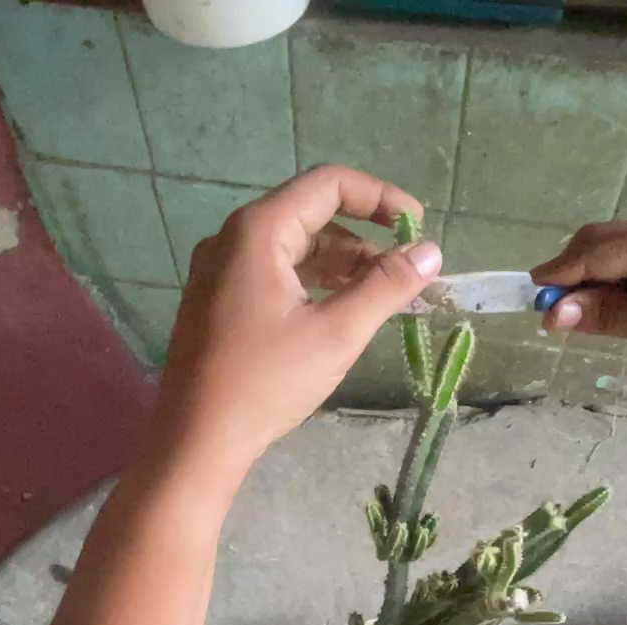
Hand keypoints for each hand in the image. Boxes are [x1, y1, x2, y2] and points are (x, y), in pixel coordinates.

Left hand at [156, 166, 442, 473]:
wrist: (197, 438)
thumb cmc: (266, 382)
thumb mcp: (336, 335)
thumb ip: (386, 288)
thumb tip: (430, 253)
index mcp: (258, 232)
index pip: (328, 185)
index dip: (380, 197)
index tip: (416, 228)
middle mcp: (232, 240)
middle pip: (309, 216)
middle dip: (363, 239)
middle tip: (402, 275)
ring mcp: (218, 272)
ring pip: (291, 250)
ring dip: (338, 266)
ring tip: (378, 298)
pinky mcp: (216, 303)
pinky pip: (272, 276)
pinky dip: (310, 285)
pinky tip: (335, 314)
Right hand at [532, 217, 626, 394]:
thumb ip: (606, 316)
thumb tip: (554, 313)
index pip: (599, 250)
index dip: (561, 272)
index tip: (529, 296)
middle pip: (603, 243)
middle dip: (572, 273)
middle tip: (550, 311)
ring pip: (616, 255)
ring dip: (590, 281)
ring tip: (574, 315)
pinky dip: (611, 286)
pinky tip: (607, 310)